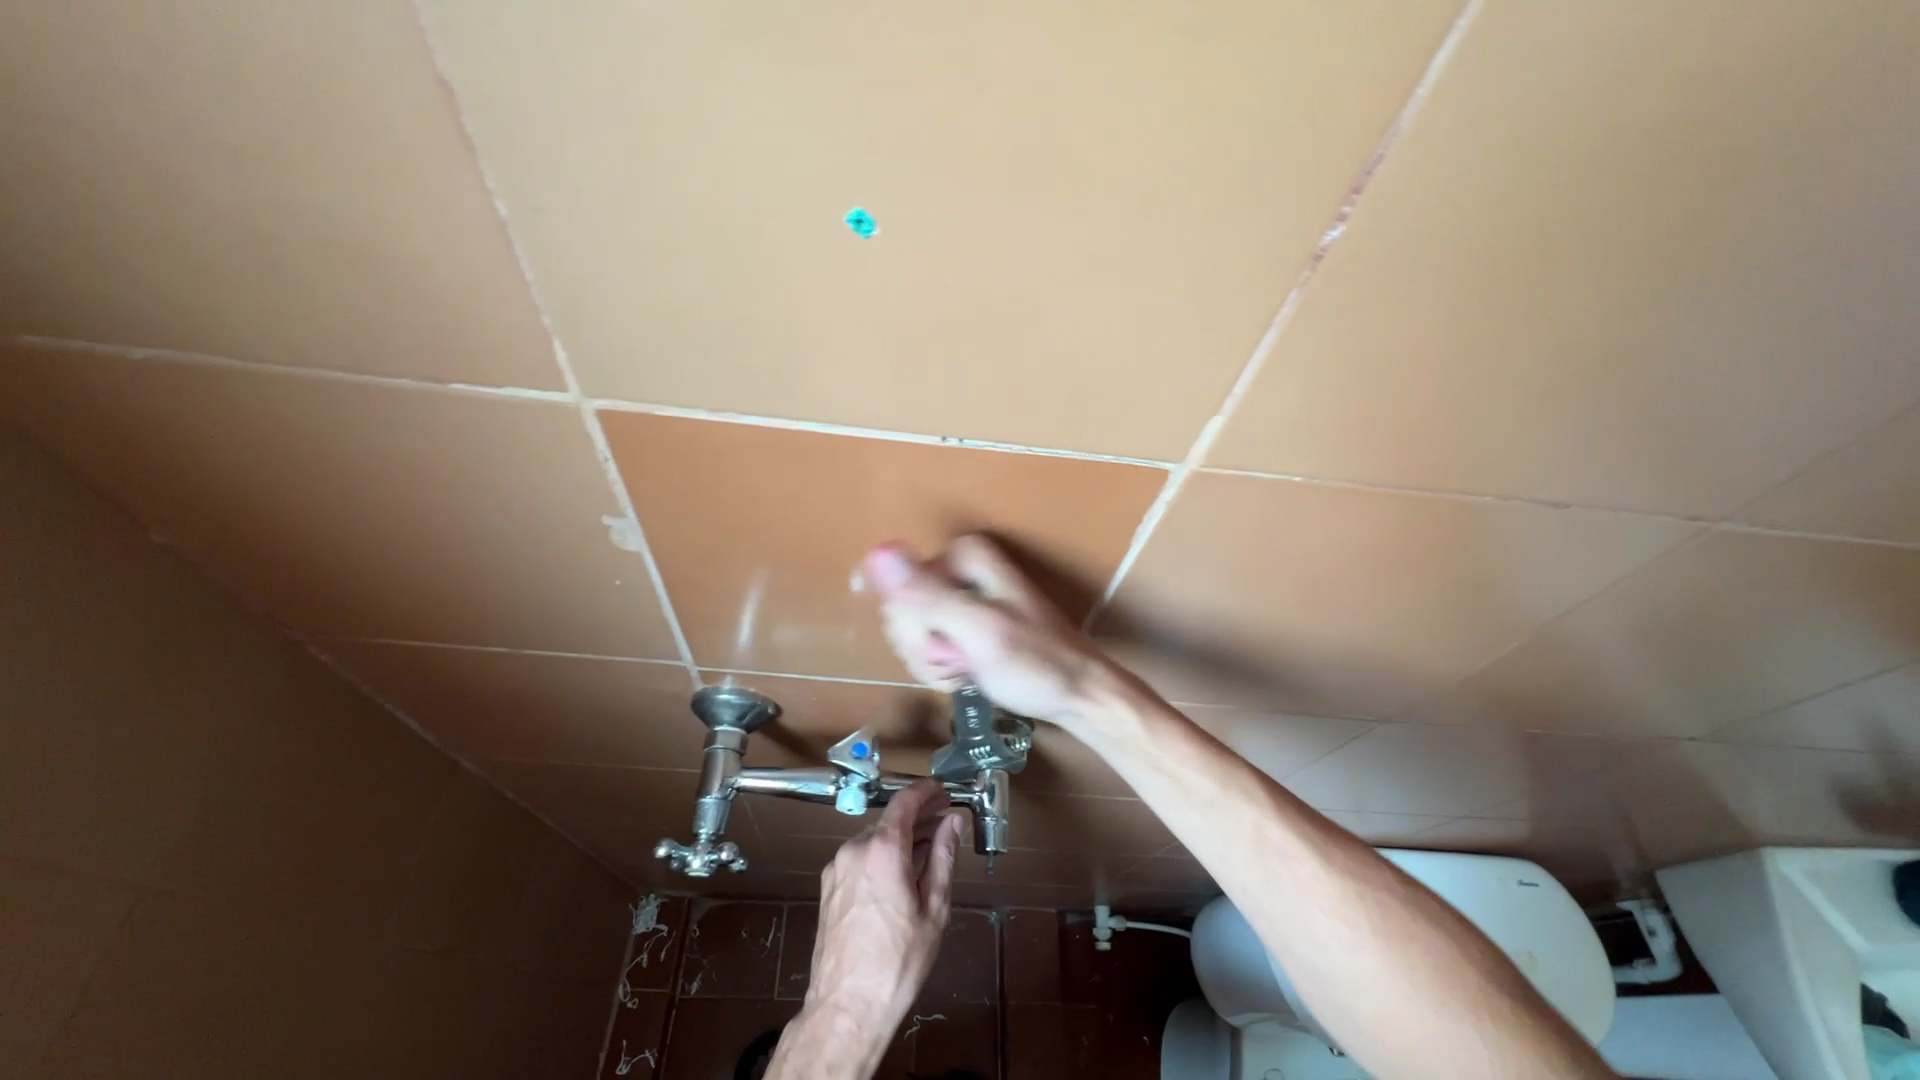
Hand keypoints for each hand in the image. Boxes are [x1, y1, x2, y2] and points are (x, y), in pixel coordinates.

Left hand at [797, 780, 963, 1064]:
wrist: (847, 1005)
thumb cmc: (899, 961)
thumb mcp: (934, 908)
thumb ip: (943, 858)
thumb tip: (953, 823)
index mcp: (882, 849)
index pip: (905, 802)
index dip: (927, 792)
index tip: (944, 791)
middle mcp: (854, 850)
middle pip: (890, 822)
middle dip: (918, 820)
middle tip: (945, 824)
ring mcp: (836, 869)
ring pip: (874, 841)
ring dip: (900, 841)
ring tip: (928, 854)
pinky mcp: (828, 888)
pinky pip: (860, 860)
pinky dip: (882, 858)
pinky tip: (900, 877)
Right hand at [863, 534, 1114, 725]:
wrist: (1077, 694)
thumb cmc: (1036, 664)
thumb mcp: (978, 631)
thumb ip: (928, 596)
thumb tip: (878, 551)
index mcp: (962, 556)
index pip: (898, 593)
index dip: (916, 631)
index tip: (949, 650)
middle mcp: (957, 566)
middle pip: (903, 610)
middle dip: (926, 649)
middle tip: (962, 664)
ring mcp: (960, 594)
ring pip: (912, 630)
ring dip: (934, 662)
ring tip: (969, 671)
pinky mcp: (963, 620)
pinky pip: (928, 642)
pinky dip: (943, 667)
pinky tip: (968, 675)